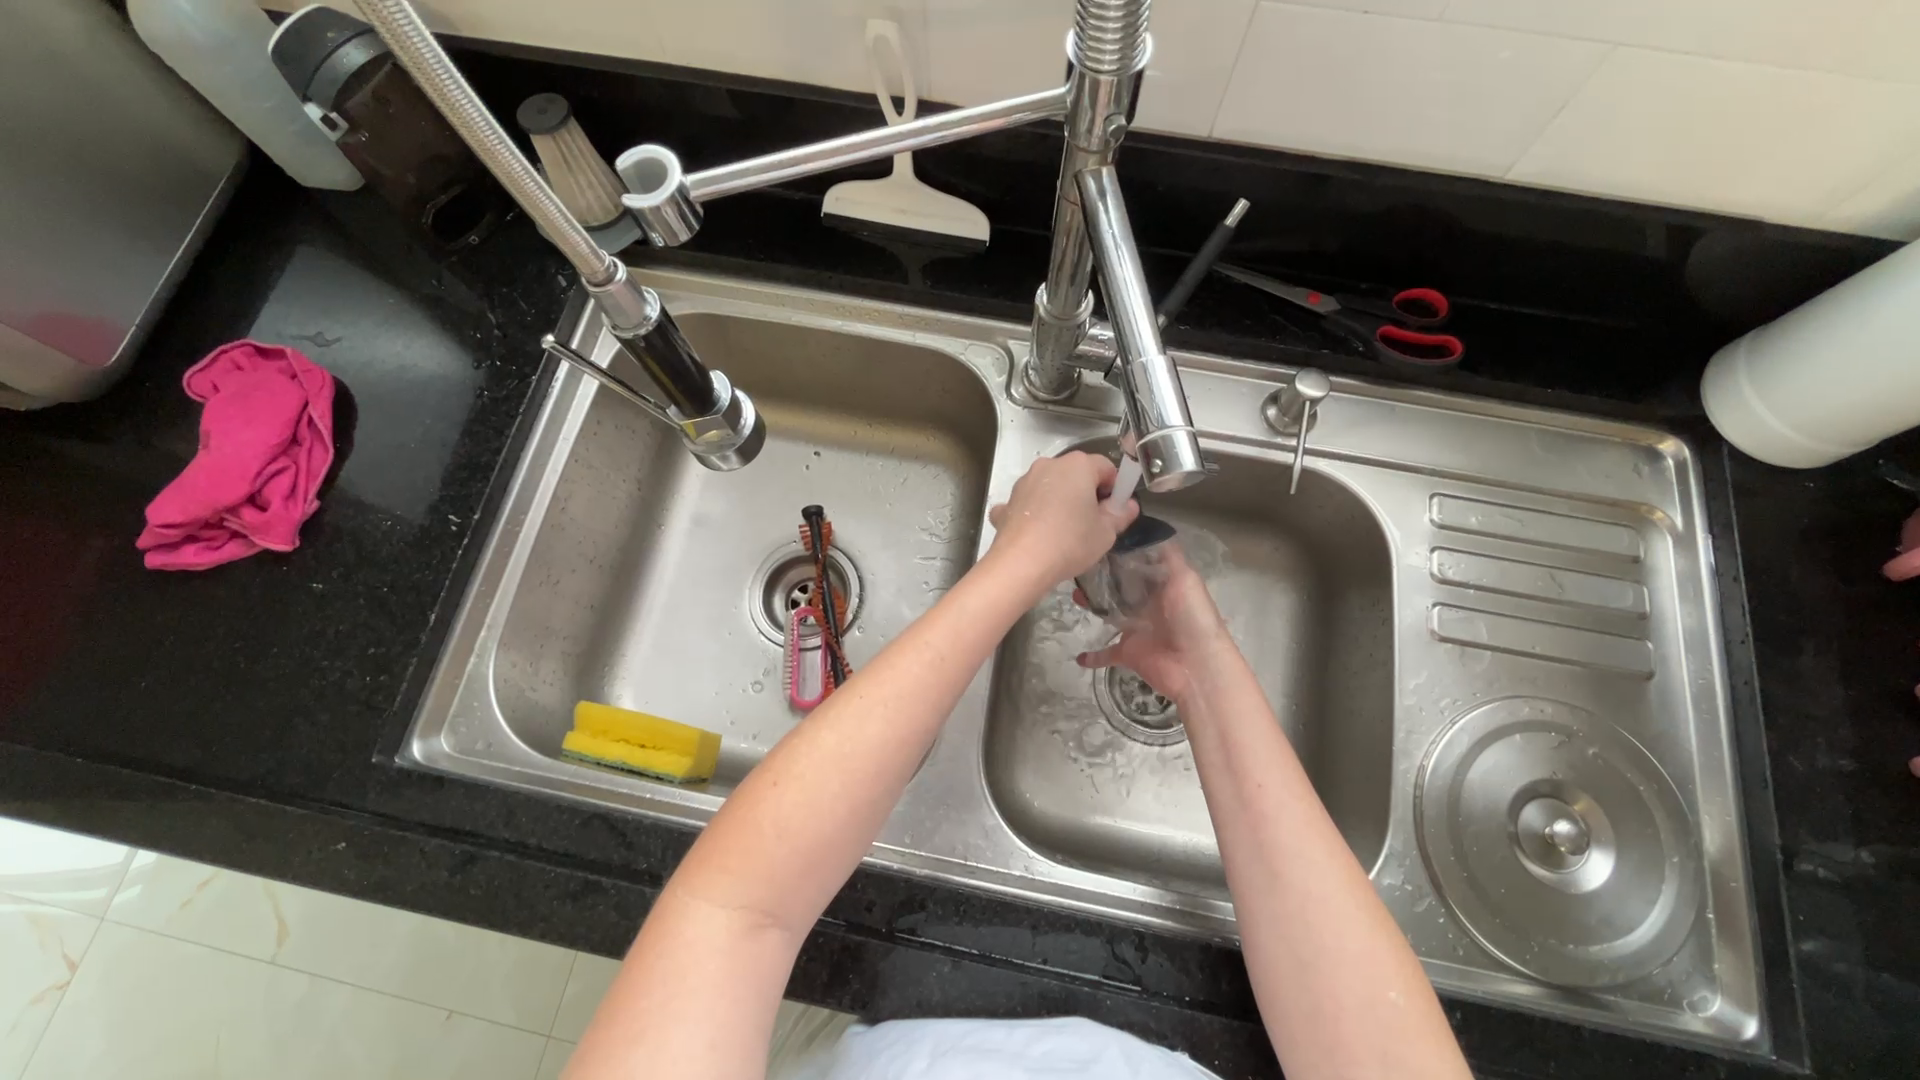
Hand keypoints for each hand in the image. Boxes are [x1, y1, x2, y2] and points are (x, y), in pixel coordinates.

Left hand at [985, 451, 1138, 596]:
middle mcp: (1049, 465)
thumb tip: (1128, 505)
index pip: (1106, 467)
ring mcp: (1024, 482)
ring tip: (1063, 531)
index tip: (1113, 511)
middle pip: (1076, 474)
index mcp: (1077, 465)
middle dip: (1086, 493)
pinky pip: (1028, 503)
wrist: (1021, 563)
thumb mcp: (1105, 532)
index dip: (1114, 488)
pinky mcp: (1007, 502)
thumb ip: (1120, 514)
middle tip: (1092, 523)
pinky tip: (1037, 534)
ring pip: (1051, 486)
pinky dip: (1035, 513)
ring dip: (1059, 501)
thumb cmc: (1070, 542)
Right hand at [1074, 542, 1229, 705]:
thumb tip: (1145, 528)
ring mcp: (1137, 628)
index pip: (1139, 562)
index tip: (1098, 536)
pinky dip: (1093, 656)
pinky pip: (1106, 653)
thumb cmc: (1192, 618)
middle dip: (1102, 576)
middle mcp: (1150, 603)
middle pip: (1121, 586)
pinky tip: (1078, 655)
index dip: (1121, 551)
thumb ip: (1166, 554)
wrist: (1196, 667)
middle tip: (1078, 565)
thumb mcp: (1184, 577)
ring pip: (1110, 613)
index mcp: (1165, 584)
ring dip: (1093, 604)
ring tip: (1073, 594)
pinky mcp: (1128, 652)